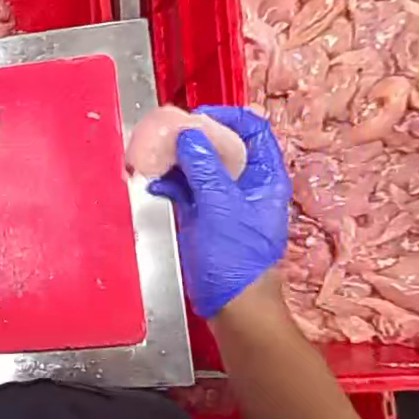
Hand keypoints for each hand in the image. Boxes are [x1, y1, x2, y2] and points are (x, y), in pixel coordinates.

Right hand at [148, 105, 291, 316]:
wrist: (232, 303)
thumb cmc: (236, 258)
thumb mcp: (220, 208)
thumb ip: (205, 169)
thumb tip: (190, 135)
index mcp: (265, 176)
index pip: (252, 130)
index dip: (227, 117)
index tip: (196, 116)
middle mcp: (245, 184)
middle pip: (222, 146)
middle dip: (194, 139)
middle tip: (167, 135)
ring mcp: (222, 201)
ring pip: (200, 167)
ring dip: (177, 161)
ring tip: (155, 157)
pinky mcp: (202, 217)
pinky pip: (186, 190)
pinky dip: (170, 183)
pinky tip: (154, 182)